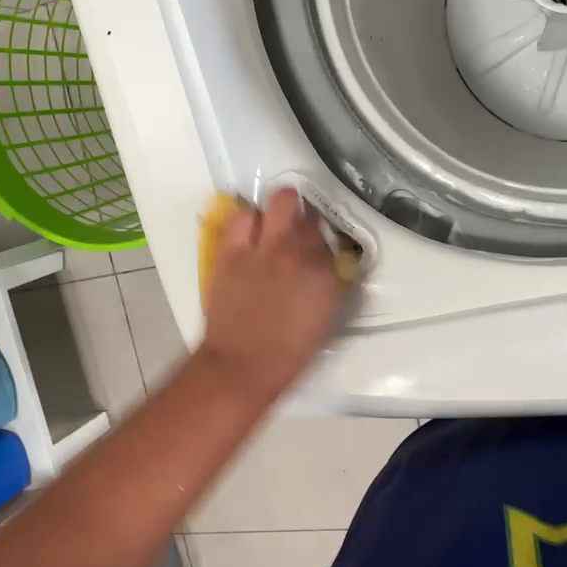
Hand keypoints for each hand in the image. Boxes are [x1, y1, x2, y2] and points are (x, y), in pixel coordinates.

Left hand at [198, 188, 351, 397]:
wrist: (241, 365)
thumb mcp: (325, 318)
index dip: (326, 243)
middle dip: (308, 218)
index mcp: (326, 275)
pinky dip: (249, 218)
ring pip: (281, 201)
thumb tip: (329, 266)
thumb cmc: (288, 352)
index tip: (319, 250)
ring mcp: (265, 248)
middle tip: (299, 229)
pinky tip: (249, 231)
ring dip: (280, 209)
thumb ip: (330, 285)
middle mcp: (299, 254)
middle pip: (311, 215)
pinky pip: (242, 216)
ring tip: (274, 222)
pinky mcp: (233, 249)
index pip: (333, 240)